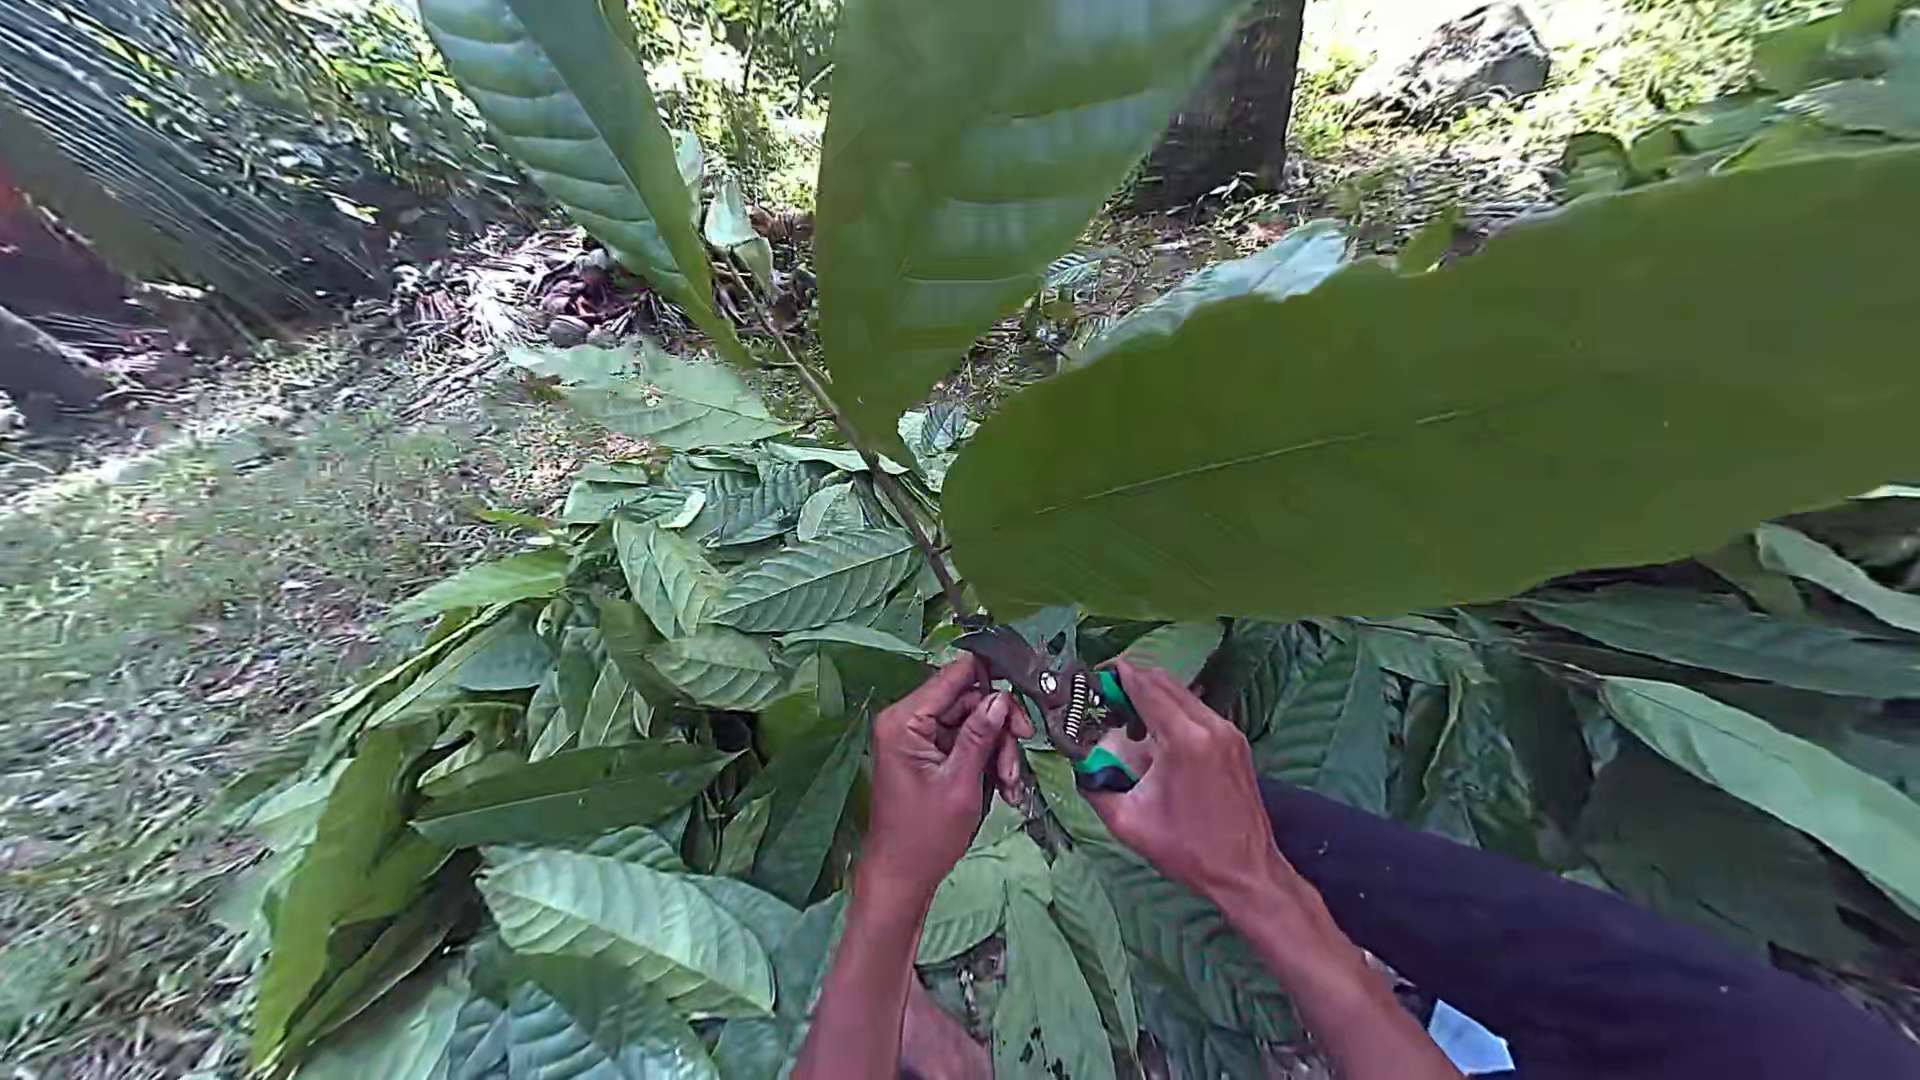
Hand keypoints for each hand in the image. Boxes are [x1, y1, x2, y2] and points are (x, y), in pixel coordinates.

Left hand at [860, 656, 1031, 902]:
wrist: (901, 879)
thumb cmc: (925, 836)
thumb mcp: (960, 783)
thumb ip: (980, 735)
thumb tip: (1000, 698)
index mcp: (904, 720)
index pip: (951, 677)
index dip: (987, 675)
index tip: (1022, 684)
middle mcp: (907, 720)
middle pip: (967, 701)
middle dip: (998, 729)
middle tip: (1015, 762)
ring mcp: (917, 737)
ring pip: (971, 723)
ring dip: (996, 750)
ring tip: (1010, 787)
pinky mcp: (927, 753)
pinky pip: (965, 742)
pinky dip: (986, 761)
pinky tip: (1003, 789)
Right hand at [1083, 663, 1291, 905]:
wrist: (1247, 874)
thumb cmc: (1187, 850)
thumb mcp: (1128, 822)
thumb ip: (1095, 786)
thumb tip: (1078, 763)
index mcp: (1184, 740)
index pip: (1145, 688)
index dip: (1118, 675)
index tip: (1096, 673)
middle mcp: (1209, 726)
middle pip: (1164, 681)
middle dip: (1133, 680)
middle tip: (1106, 693)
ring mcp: (1227, 730)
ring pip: (1182, 691)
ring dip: (1153, 693)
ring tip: (1128, 714)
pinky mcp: (1235, 740)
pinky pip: (1196, 707)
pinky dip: (1172, 707)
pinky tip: (1156, 731)